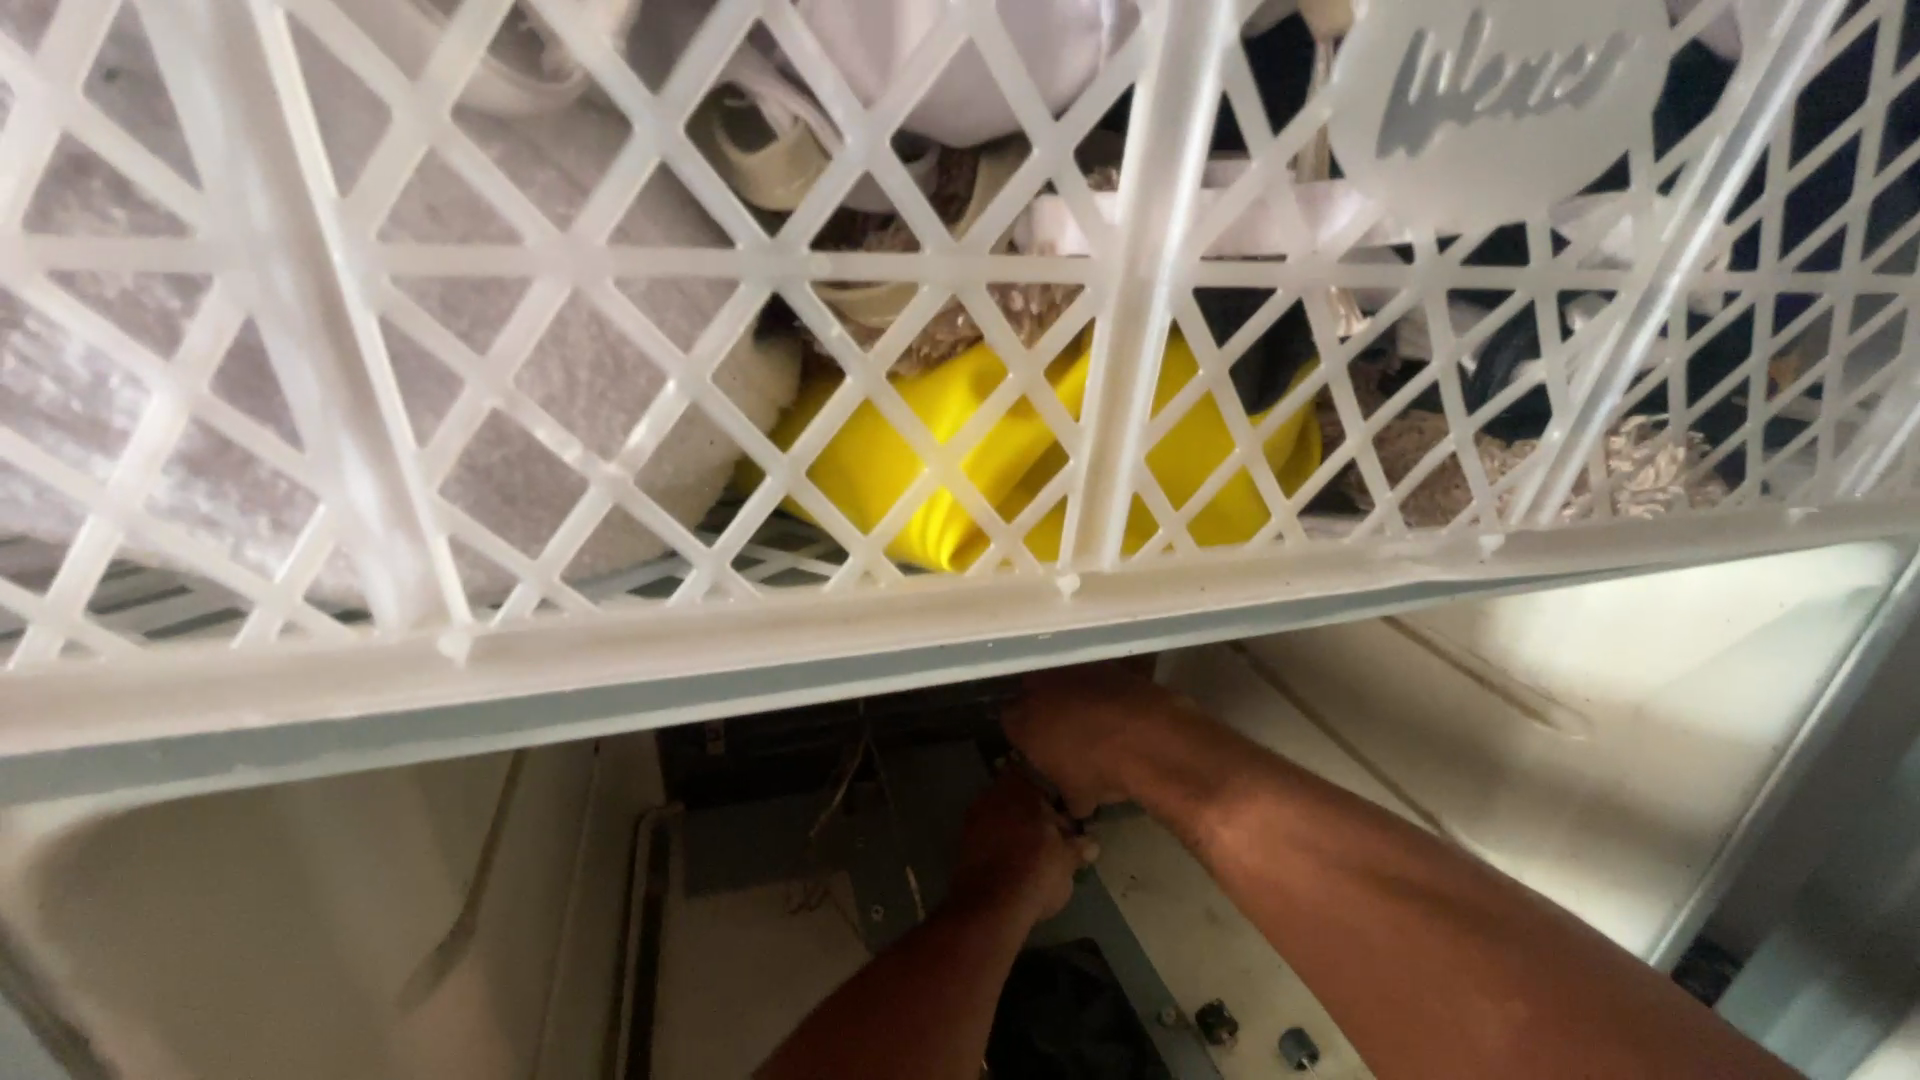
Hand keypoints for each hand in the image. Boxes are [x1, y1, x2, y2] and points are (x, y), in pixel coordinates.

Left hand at [949, 770, 1094, 925]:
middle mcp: (993, 794)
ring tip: (1035, 852)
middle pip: (1019, 798)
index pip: (1040, 780)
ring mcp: (974, 818)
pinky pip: (989, 836)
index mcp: (1020, 787)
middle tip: (1053, 836)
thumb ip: (1079, 847)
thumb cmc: (1037, 869)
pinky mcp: (963, 843)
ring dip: (1017, 829)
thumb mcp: (1067, 860)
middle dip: (1034, 814)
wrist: (992, 905)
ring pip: (1002, 817)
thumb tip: (1092, 844)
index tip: (1066, 816)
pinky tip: (1014, 862)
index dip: (1055, 799)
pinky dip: (1001, 844)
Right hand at [1002, 663, 1183, 817]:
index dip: (1024, 735)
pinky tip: (1120, 710)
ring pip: (1064, 681)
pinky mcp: (1104, 663)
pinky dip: (1103, 690)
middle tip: (1064, 730)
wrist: (1145, 738)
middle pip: (1032, 694)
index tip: (1039, 747)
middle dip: (1045, 708)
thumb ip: (1069, 798)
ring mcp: (1072, 671)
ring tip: (1096, 720)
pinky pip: (1095, 677)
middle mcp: (1038, 688)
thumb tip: (1075, 807)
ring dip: (1074, 696)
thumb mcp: (1079, 797)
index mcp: (1023, 722)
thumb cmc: (1099, 771)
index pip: (1010, 723)